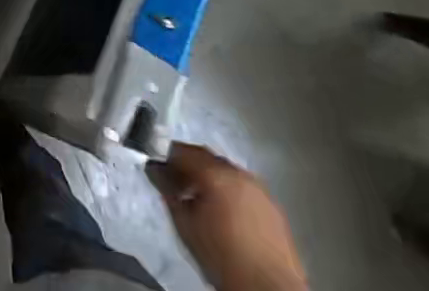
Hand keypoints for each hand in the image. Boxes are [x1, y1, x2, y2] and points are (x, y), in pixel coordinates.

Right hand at [148, 143, 306, 290]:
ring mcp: (259, 188)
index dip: (168, 155)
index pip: (185, 152)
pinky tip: (225, 212)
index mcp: (216, 174)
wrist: (268, 288)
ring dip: (210, 178)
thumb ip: (169, 192)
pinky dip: (229, 191)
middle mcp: (239, 173)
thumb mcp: (186, 226)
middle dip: (189, 165)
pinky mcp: (273, 205)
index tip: (158, 165)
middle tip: (176, 181)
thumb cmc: (221, 256)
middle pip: (207, 158)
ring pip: (227, 172)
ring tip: (200, 199)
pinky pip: (244, 187)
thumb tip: (155, 170)